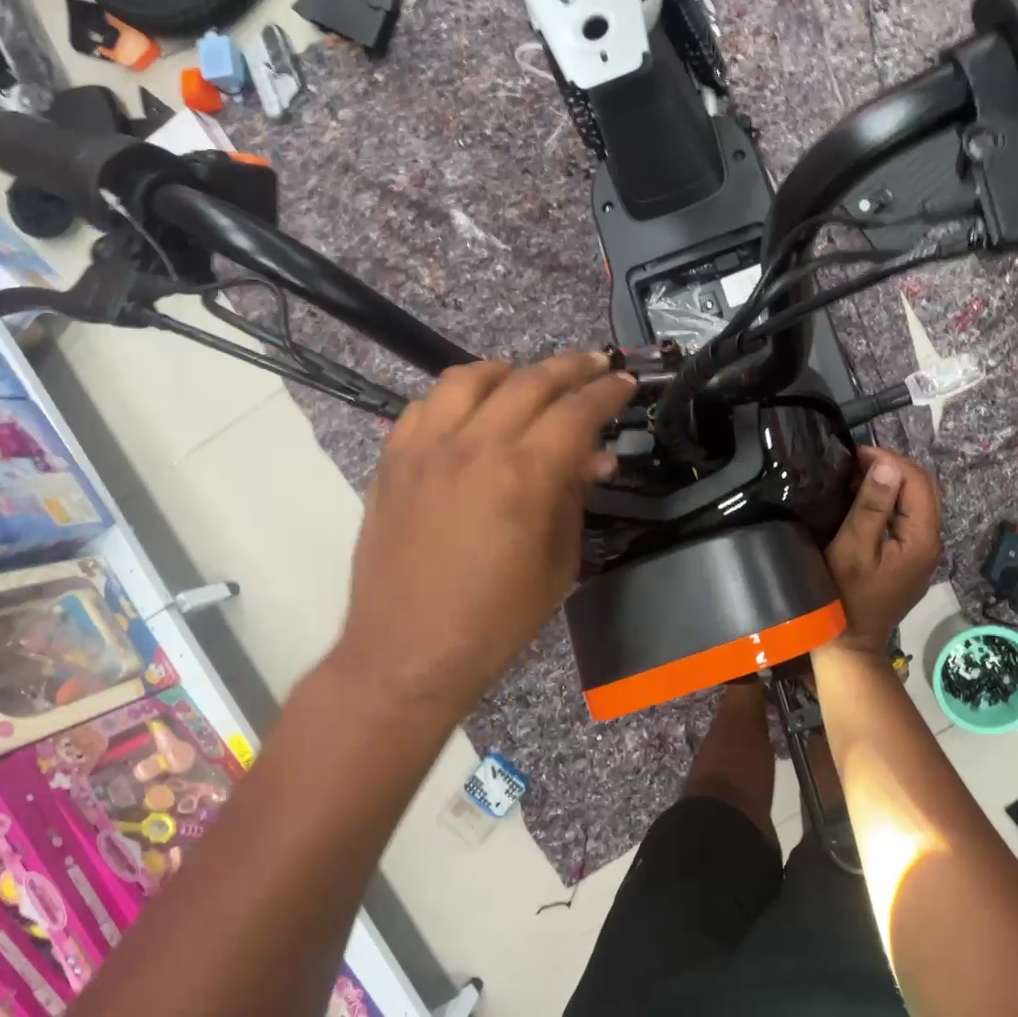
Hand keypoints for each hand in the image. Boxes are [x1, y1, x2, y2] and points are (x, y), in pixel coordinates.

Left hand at [337, 352, 634, 695]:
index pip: (577, 410)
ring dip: (509, 371)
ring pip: (469, 378)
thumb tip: (595, 458)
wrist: (409, 652)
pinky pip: (425, 405)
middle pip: (530, 380)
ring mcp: (425, 448)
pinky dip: (456, 397)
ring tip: (529, 380)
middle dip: (571, 368)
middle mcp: (474, 445)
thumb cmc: (497, 619)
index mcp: (524, 473)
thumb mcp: (557, 563)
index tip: (625, 383)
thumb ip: (574, 498)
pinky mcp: (392, 461)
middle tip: (594, 366)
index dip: (608, 391)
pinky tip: (470, 413)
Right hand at [824, 446, 942, 653]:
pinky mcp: (912, 559)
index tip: (856, 453)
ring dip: (893, 483)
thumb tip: (887, 464)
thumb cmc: (844, 597)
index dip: (890, 460)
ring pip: (918, 502)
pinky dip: (892, 501)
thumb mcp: (853, 549)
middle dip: (894, 467)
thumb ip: (872, 506)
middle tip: (856, 461)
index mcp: (922, 539)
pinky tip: (866, 499)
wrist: (849, 644)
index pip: (917, 482)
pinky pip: (910, 518)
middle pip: (924, 488)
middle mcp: (932, 542)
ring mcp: (924, 553)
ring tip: (858, 475)